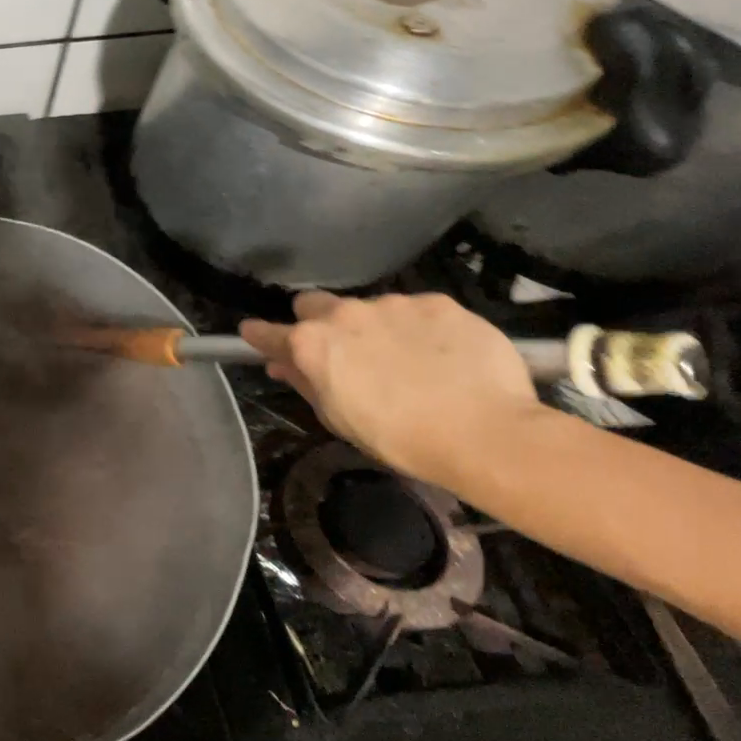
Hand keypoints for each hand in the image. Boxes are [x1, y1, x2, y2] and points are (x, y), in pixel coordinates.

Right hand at [239, 292, 541, 483]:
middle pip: (313, 304)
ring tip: (404, 359)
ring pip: (369, 308)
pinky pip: (416, 310)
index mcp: (311, 344)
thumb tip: (282, 365)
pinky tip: (439, 354)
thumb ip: (305, 383)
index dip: (260, 336)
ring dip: (373, 326)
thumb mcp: (338, 418)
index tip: (255, 336)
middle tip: (340, 350)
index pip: (268, 333)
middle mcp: (344, 314)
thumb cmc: (398, 437)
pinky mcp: (439, 303)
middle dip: (317, 321)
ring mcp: (393, 304)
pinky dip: (418, 328)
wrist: (484, 432)